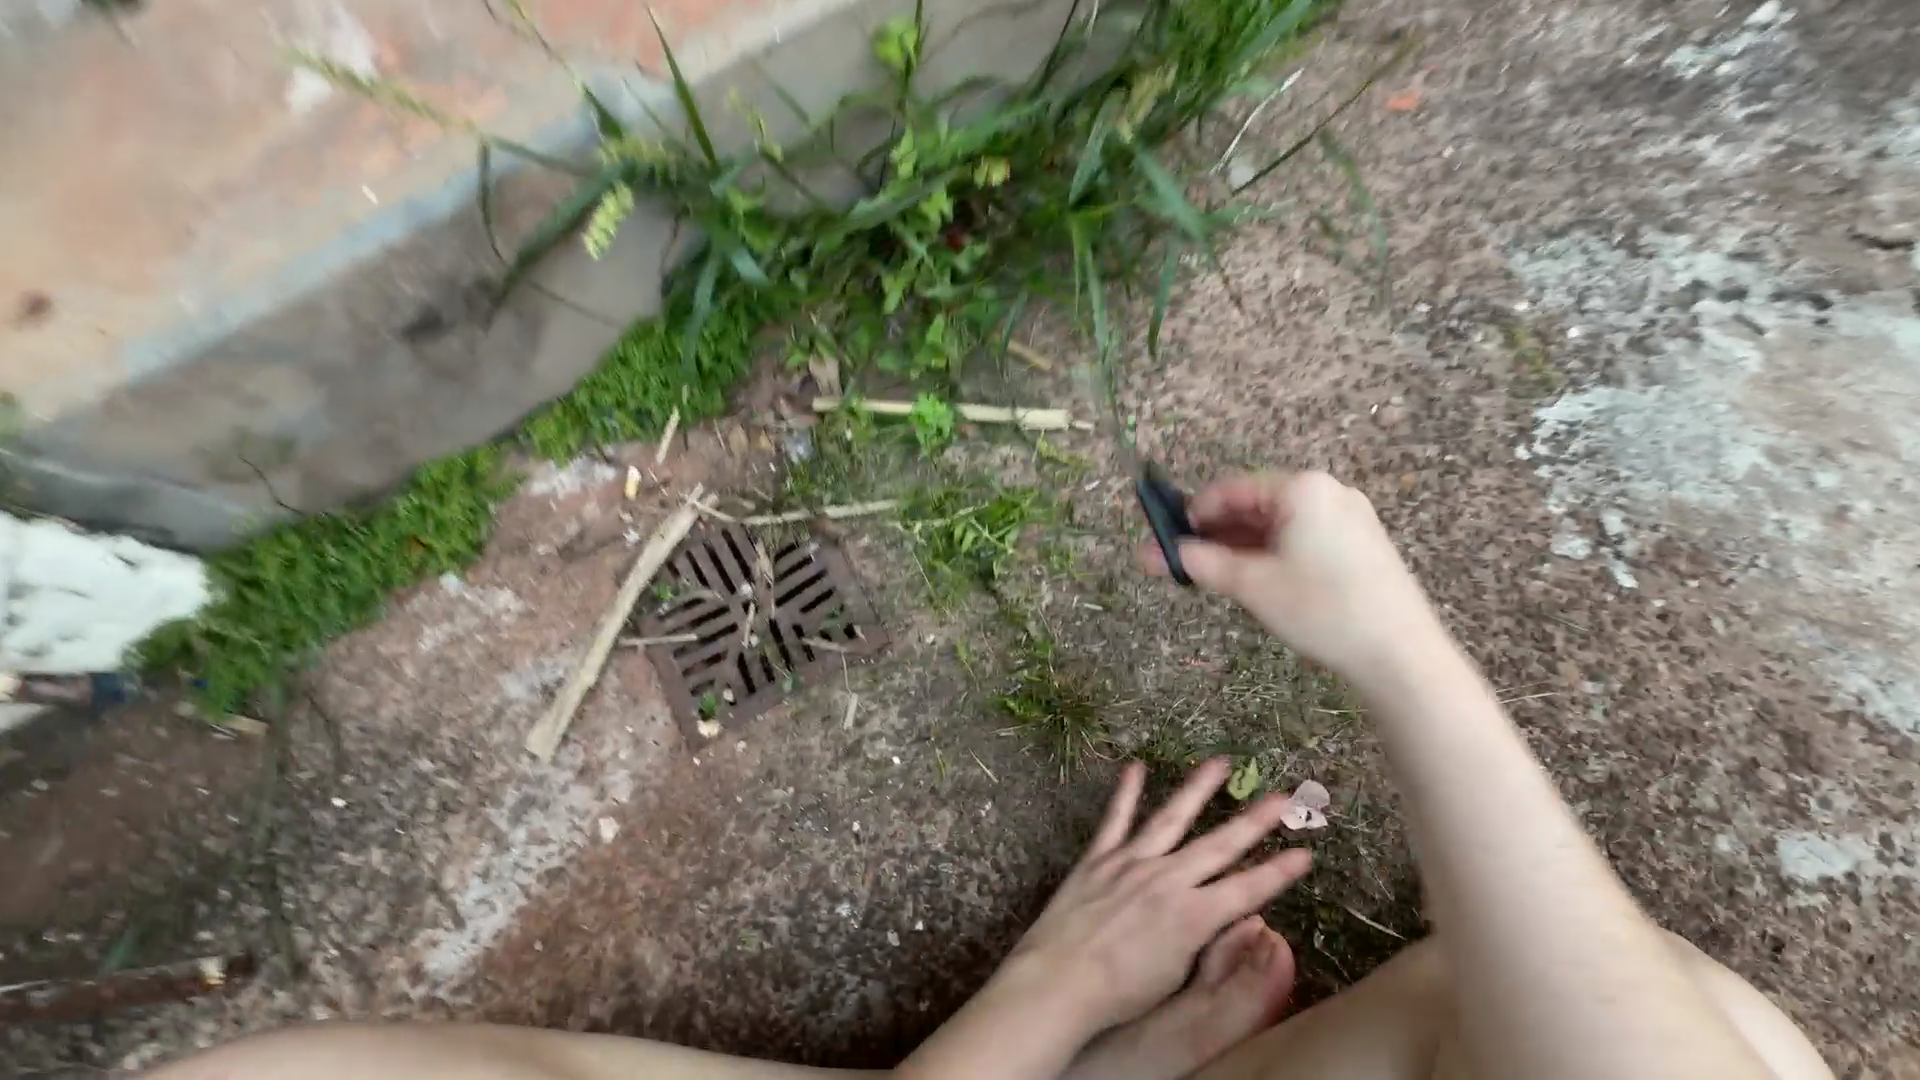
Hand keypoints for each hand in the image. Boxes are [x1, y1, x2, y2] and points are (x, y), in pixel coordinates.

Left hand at [998, 758, 1311, 1035]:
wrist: (1060, 979)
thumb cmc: (1120, 993)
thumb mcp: (1178, 976)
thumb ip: (1212, 944)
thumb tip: (1244, 919)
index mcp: (1192, 916)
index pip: (1246, 889)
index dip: (1278, 872)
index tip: (1306, 852)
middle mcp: (1166, 879)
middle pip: (1219, 844)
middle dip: (1255, 820)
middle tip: (1284, 795)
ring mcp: (1131, 862)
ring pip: (1171, 817)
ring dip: (1197, 789)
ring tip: (1220, 762)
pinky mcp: (1098, 858)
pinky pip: (1115, 819)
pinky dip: (1126, 792)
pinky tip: (1135, 767)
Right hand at [1139, 470, 1446, 686]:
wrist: (1399, 655)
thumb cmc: (1324, 610)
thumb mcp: (1251, 585)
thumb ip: (1200, 563)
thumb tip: (1154, 554)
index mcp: (1302, 489)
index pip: (1230, 489)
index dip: (1193, 513)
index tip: (1165, 538)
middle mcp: (1326, 493)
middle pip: (1253, 505)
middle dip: (1213, 533)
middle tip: (1180, 561)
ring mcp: (1346, 518)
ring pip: (1274, 525)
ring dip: (1238, 547)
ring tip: (1209, 576)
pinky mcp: (1356, 545)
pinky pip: (1298, 538)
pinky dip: (1268, 554)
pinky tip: (1249, 579)